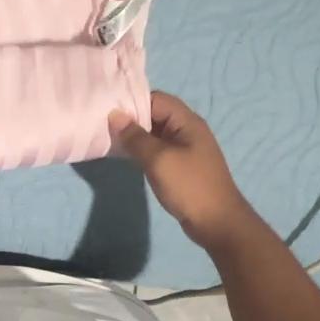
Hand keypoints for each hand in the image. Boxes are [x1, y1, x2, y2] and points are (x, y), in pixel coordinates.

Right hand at [111, 92, 250, 245]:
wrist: (215, 221)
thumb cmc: (189, 186)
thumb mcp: (159, 160)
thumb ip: (136, 138)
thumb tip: (115, 116)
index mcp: (187, 122)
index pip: (156, 99)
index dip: (132, 102)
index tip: (107, 110)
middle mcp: (187, 130)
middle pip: (155, 114)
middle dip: (130, 118)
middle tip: (103, 126)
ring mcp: (184, 149)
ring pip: (155, 133)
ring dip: (134, 136)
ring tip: (109, 140)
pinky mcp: (180, 166)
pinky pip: (157, 150)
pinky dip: (141, 151)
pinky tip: (126, 157)